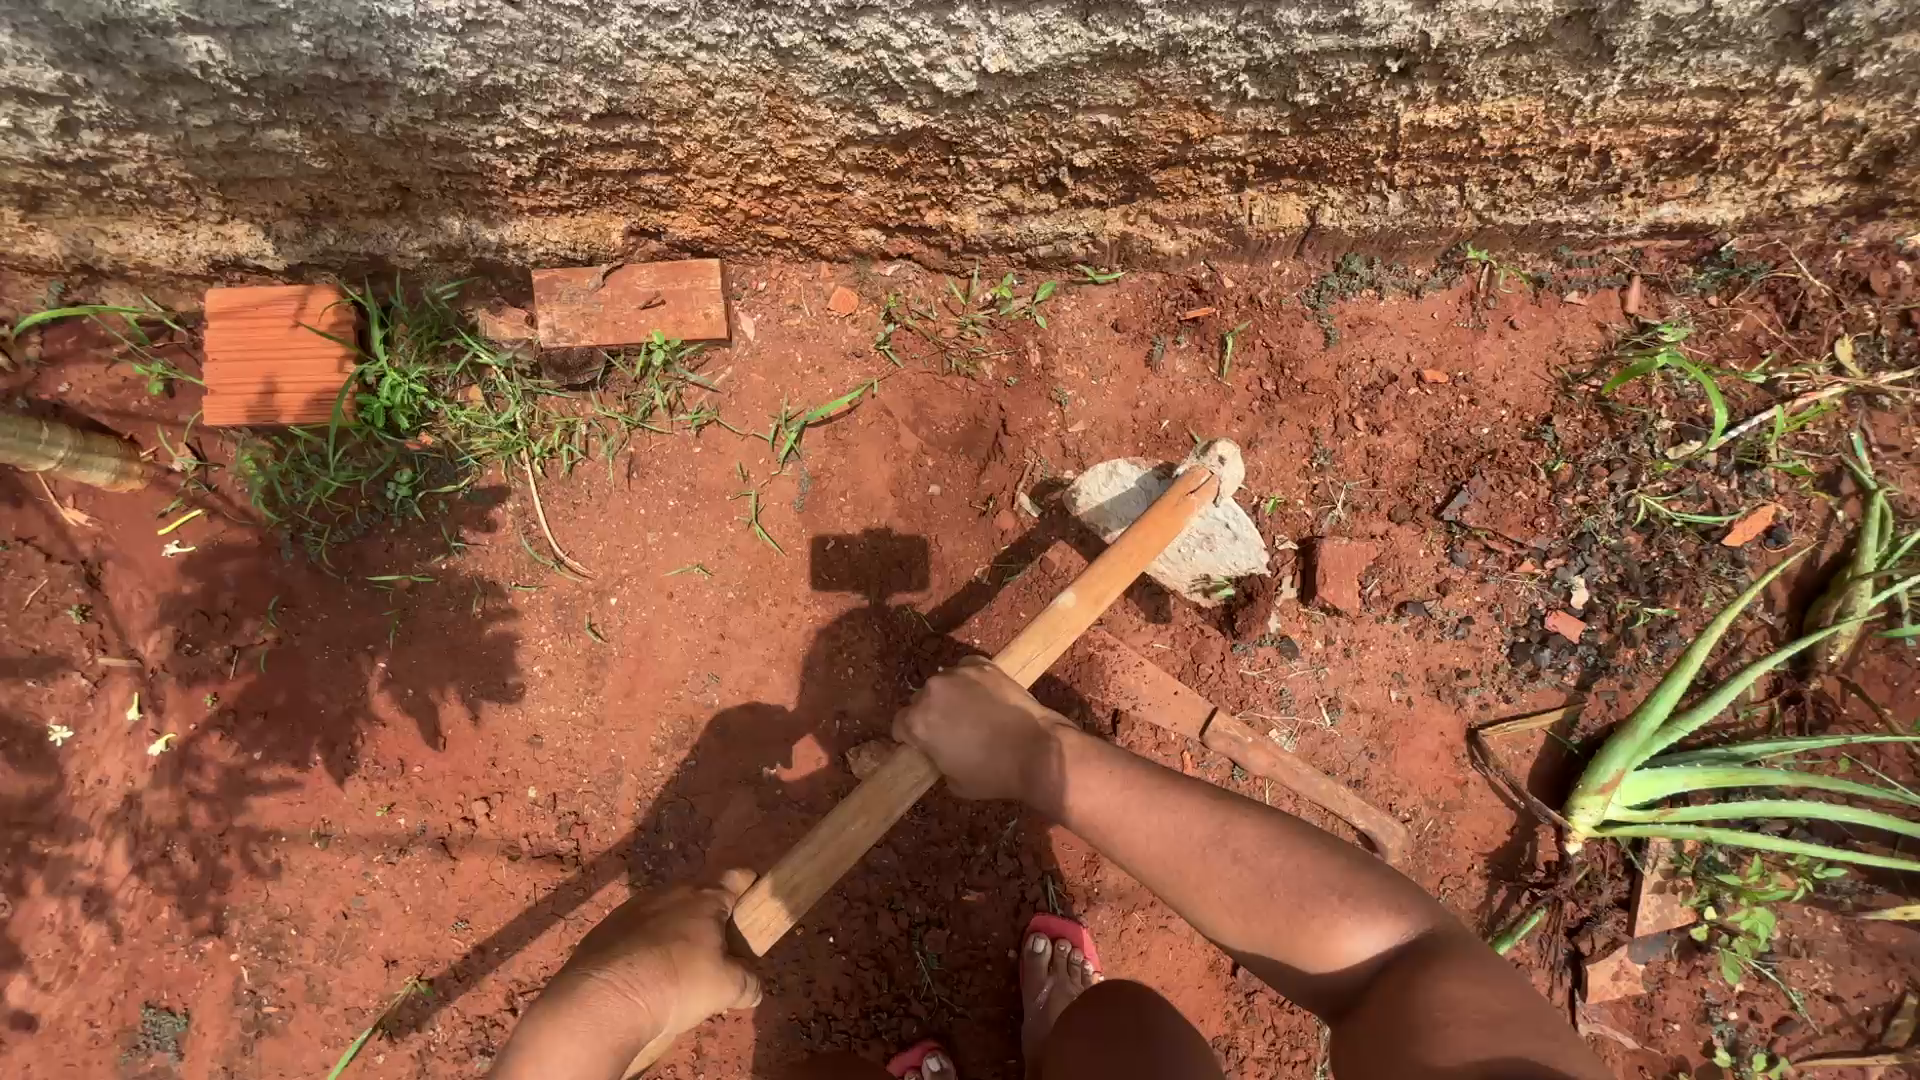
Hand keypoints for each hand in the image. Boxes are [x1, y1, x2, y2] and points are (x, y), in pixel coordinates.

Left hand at [541, 869, 762, 1041]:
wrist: (601, 1001)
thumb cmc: (676, 983)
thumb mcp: (725, 989)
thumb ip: (747, 984)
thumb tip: (755, 989)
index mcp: (707, 898)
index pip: (738, 877)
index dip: (750, 886)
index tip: (753, 902)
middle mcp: (673, 891)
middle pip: (701, 894)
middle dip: (710, 917)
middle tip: (714, 950)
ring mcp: (636, 906)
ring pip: (666, 910)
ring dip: (674, 929)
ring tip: (673, 966)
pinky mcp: (606, 926)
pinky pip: (635, 929)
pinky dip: (643, 944)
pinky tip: (640, 974)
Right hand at [892, 656, 1070, 801]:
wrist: (1036, 749)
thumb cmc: (992, 772)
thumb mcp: (952, 780)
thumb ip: (936, 758)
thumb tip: (940, 749)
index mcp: (918, 721)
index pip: (900, 725)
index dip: (910, 737)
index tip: (924, 745)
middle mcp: (932, 691)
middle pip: (920, 701)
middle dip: (931, 714)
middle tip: (951, 730)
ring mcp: (958, 674)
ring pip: (943, 683)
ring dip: (950, 696)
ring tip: (973, 712)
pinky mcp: (982, 665)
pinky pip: (966, 670)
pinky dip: (971, 681)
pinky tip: (985, 696)